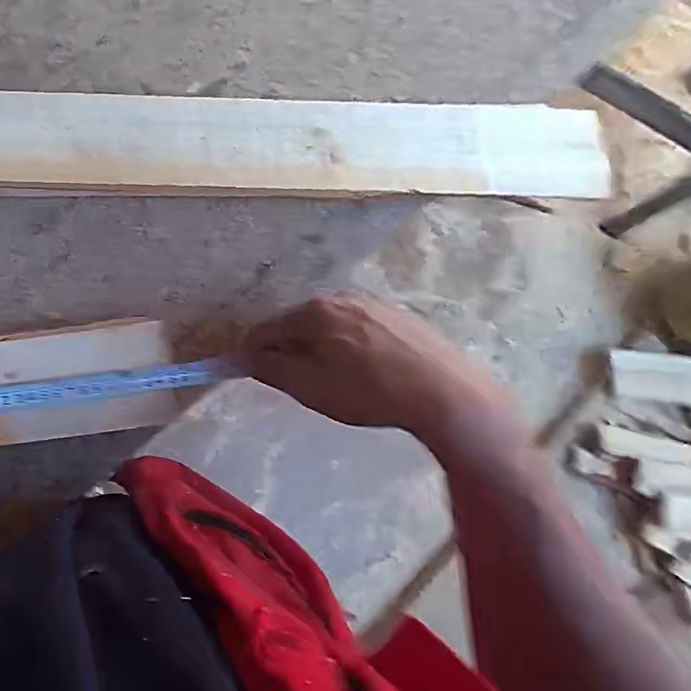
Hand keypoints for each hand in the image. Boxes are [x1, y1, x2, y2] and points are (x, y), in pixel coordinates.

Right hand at [243, 294, 532, 459]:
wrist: (445, 393)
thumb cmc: (369, 392)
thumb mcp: (309, 387)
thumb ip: (270, 368)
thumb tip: (246, 355)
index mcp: (313, 311)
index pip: (264, 328)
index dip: (251, 351)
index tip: (249, 372)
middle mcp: (339, 296)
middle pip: (296, 322)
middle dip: (288, 348)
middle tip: (297, 381)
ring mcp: (372, 302)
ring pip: (328, 323)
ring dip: (319, 346)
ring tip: (334, 379)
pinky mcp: (398, 314)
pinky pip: (356, 326)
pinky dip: (348, 344)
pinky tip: (365, 369)